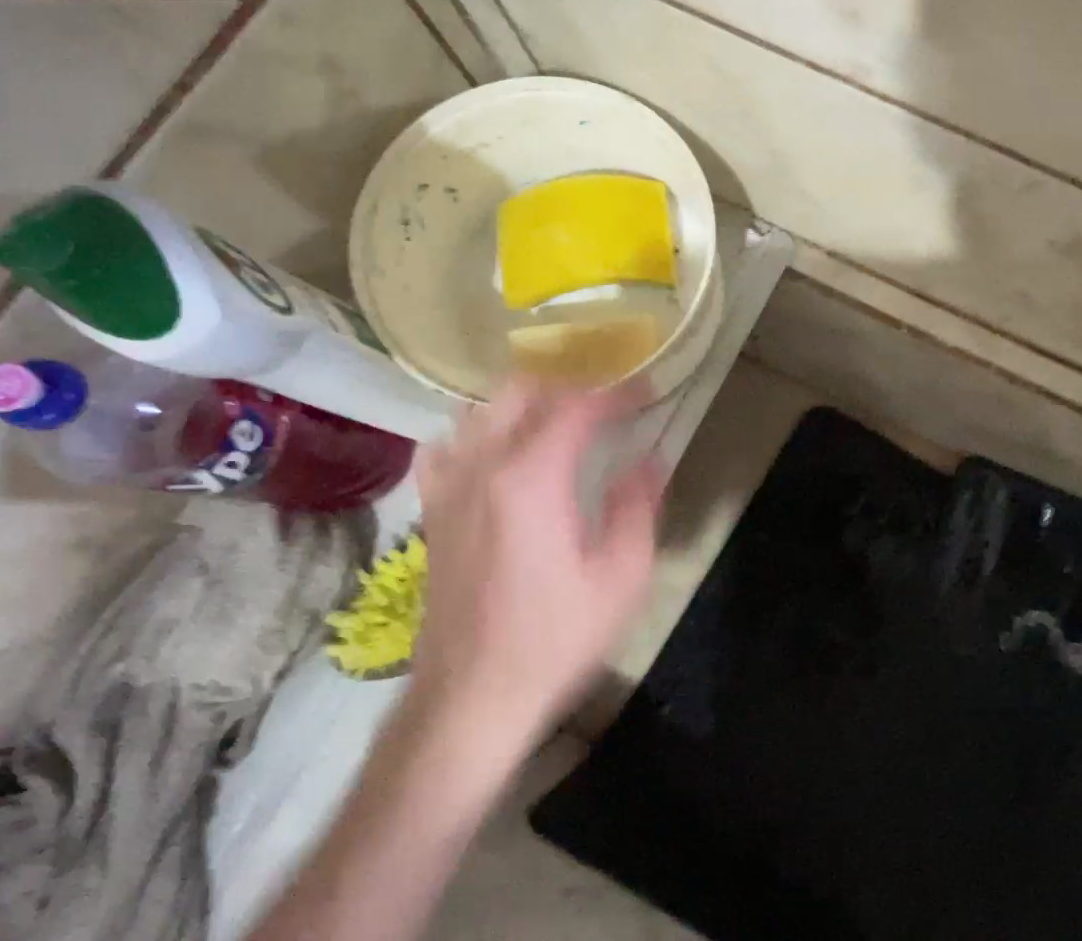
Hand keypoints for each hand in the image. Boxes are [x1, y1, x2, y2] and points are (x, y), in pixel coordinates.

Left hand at [411, 379, 661, 736]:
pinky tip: (496, 456)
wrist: (473, 695)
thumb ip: (639, 505)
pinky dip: (476, 436)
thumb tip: (649, 459)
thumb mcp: (623, 576)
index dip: (618, 392)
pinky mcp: (432, 512)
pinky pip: (446, 448)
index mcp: (533, 478)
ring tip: (561, 426)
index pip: (577, 405)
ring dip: (525, 406)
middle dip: (570, 387)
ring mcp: (448, 488)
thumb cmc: (558, 637)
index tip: (649, 395)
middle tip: (609, 408)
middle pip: (521, 391)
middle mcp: (483, 468)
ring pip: (480, 411)